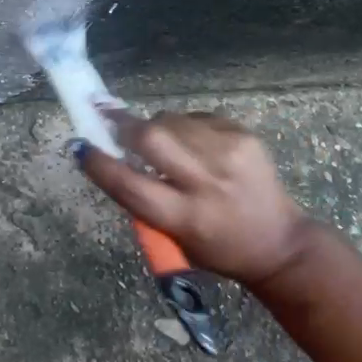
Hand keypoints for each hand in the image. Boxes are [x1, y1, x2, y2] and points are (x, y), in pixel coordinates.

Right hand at [77, 110, 311, 286]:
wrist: (281, 244)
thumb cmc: (217, 247)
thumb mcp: (174, 237)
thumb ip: (142, 197)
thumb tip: (108, 153)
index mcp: (186, 218)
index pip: (130, 184)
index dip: (98, 163)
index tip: (79, 145)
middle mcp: (207, 183)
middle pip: (150, 137)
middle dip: (122, 124)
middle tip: (104, 115)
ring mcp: (229, 154)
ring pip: (169, 119)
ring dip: (155, 125)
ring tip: (159, 139)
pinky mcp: (243, 135)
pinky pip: (195, 116)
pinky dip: (184, 126)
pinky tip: (193, 143)